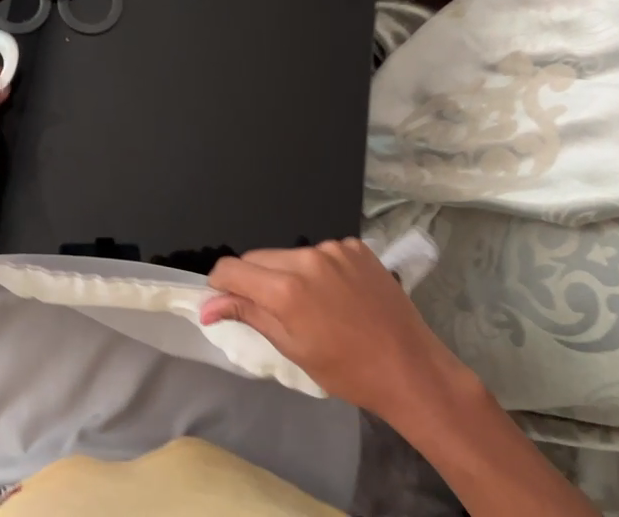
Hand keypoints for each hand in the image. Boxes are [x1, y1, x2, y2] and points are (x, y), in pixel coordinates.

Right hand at [201, 238, 482, 426]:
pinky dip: (318, 268)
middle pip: (258, 257)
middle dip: (253, 279)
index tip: (223, 299)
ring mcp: (334, 249)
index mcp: (286, 289)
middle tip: (269, 309)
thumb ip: (248, 315)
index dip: (220, 284)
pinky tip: (335, 293)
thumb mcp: (292, 348)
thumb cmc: (347, 371)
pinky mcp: (356, 246)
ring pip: (289, 254)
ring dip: (287, 272)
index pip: (231, 268)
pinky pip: (321, 252)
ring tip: (309, 303)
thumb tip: (207, 307)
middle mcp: (307, 258)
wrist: (411, 369)